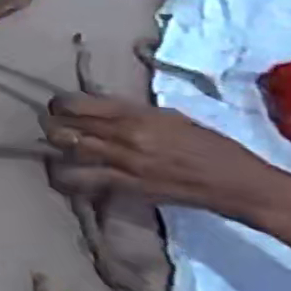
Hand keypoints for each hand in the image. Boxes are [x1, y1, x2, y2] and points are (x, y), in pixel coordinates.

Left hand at [41, 94, 290, 218]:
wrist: (241, 185)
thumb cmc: (211, 147)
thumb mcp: (172, 118)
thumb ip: (133, 113)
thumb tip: (98, 108)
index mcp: (139, 116)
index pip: (81, 104)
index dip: (61, 104)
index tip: (57, 106)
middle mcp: (128, 136)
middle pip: (69, 126)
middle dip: (53, 124)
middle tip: (49, 124)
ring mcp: (126, 163)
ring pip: (71, 151)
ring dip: (57, 147)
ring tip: (55, 146)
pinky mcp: (128, 186)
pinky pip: (84, 180)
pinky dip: (68, 175)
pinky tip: (63, 172)